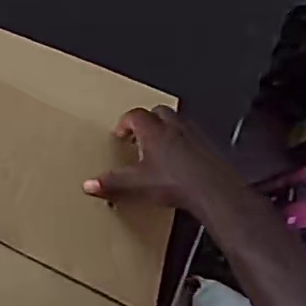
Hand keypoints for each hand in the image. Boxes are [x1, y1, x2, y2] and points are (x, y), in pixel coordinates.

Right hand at [83, 106, 252, 220]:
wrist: (215, 193)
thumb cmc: (177, 183)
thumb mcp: (136, 184)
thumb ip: (110, 183)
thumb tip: (89, 185)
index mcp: (154, 131)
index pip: (135, 115)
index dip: (125, 123)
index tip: (120, 134)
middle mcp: (175, 128)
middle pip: (159, 112)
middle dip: (148, 120)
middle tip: (140, 135)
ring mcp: (196, 136)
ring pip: (179, 122)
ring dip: (168, 129)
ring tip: (160, 147)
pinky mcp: (212, 148)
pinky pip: (195, 138)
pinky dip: (185, 143)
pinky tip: (182, 162)